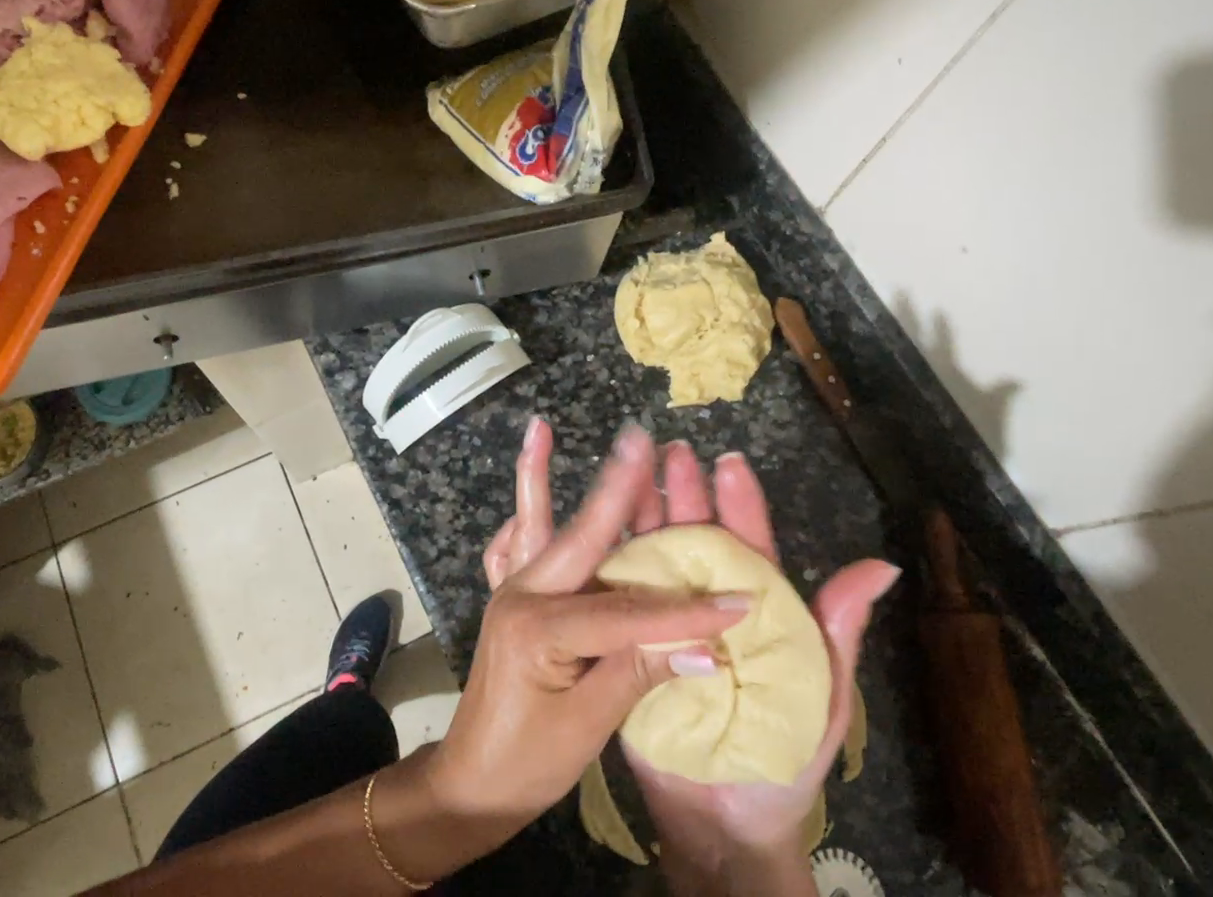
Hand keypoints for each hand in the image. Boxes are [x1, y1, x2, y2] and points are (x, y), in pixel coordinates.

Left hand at [424, 422, 748, 840]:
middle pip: (579, 536)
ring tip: (540, 429)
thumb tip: (710, 644)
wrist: (470, 782)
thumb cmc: (527, 762)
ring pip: (540, 527)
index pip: (626, 612)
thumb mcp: (588, 726)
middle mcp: (522, 595)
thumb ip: (640, 672)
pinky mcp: (512, 599)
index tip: (742, 600)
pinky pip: (517, 547)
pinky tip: (525, 493)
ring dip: (543, 476)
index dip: (686, 610)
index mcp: (539, 628)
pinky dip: (525, 514)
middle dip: (616, 487)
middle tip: (640, 438)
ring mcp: (512, 593)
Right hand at [623, 442, 897, 876]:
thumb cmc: (781, 758)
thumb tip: (881, 566)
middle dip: (683, 493)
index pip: (747, 547)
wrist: (725, 823)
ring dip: (641, 518)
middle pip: (693, 541)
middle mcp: (705, 607)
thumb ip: (838, 630)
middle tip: (669, 451)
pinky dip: (605, 566)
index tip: (727, 462)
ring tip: (628, 475)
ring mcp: (663, 626)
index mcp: (755, 610)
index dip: (738, 504)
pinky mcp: (628, 651)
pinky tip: (594, 535)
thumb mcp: (822, 692)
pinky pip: (616, 605)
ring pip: (652, 560)